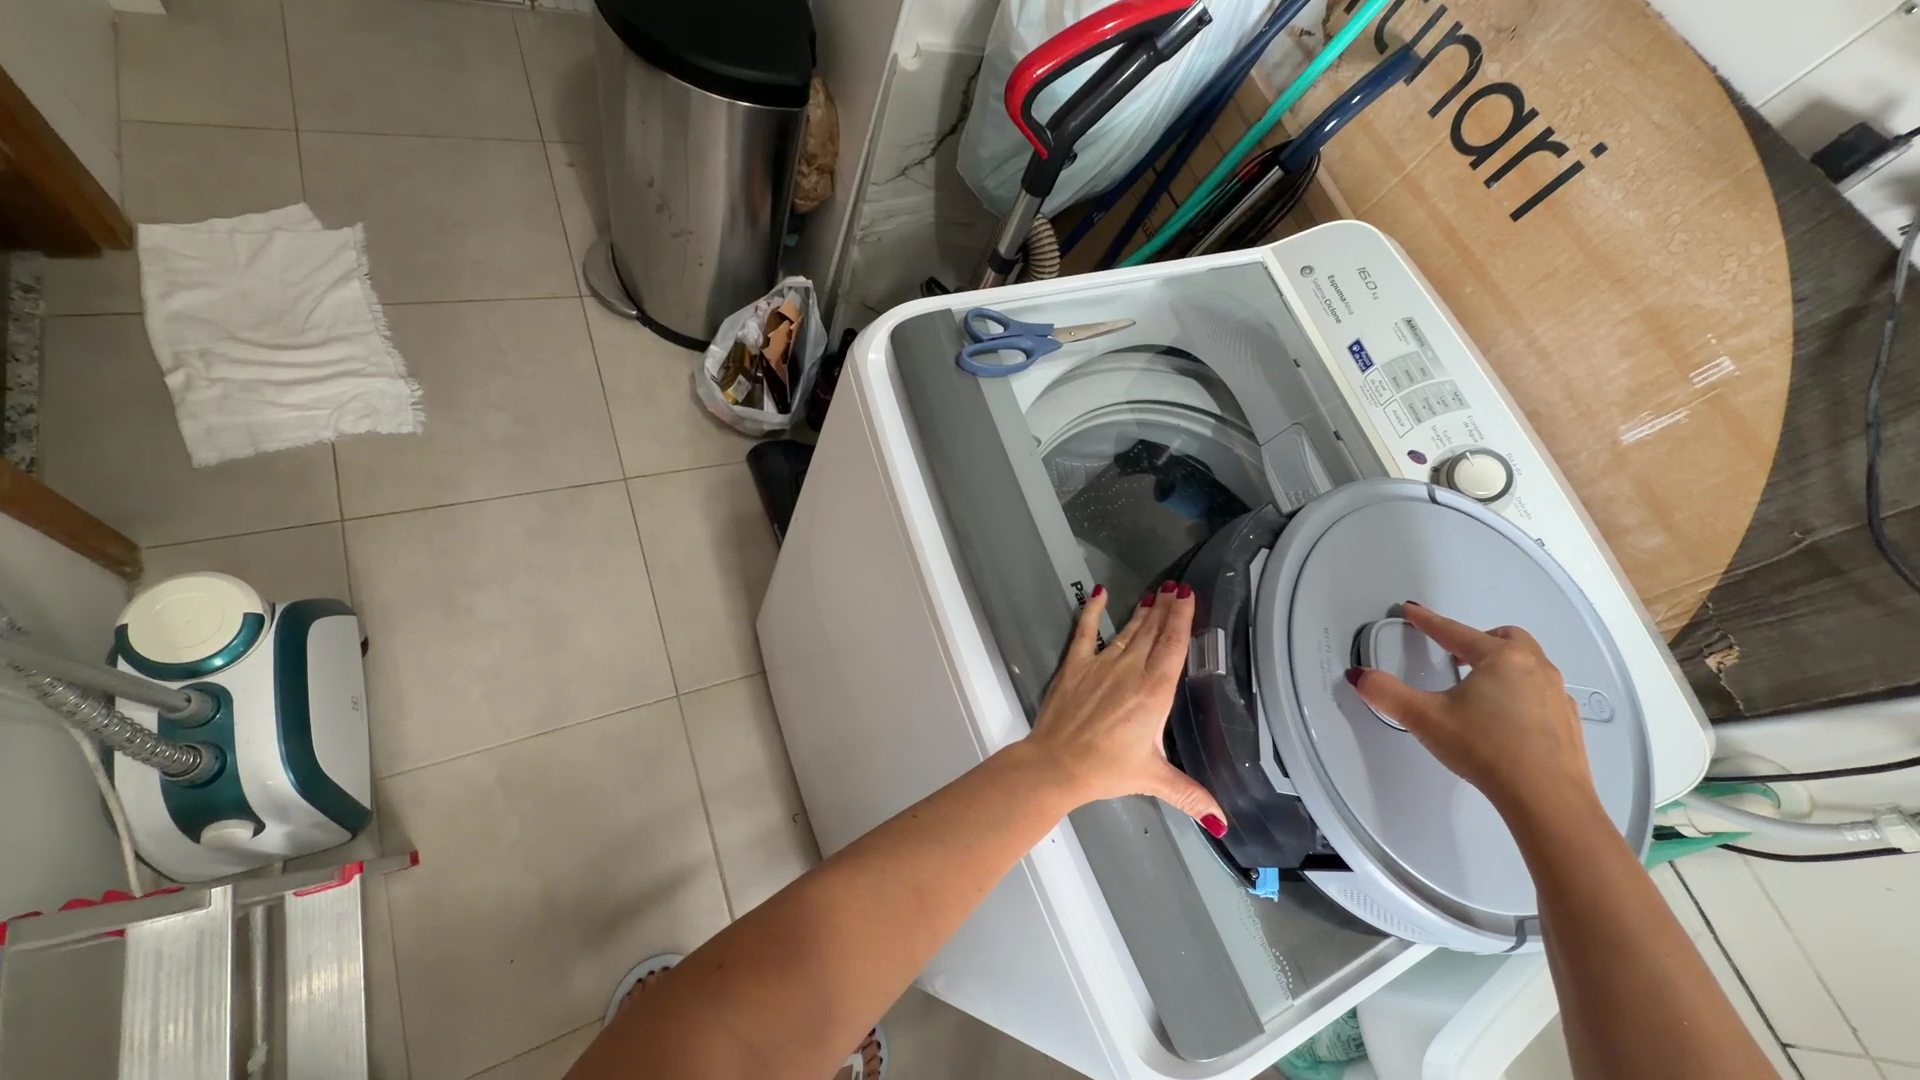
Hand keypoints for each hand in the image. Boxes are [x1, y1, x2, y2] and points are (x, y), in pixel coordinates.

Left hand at [1025, 582, 1228, 835]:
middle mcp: (1130, 671)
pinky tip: (1098, 593)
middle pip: (1153, 632)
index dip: (1182, 619)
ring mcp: (1100, 665)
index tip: (1188, 596)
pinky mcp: (1075, 665)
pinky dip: (1091, 611)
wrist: (1057, 764)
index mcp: (1154, 691)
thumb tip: (1223, 822)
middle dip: (1166, 608)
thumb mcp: (1153, 778)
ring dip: (1141, 611)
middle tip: (1176, 586)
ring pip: (1127, 631)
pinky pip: (1085, 632)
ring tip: (1155, 592)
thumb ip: (1190, 794)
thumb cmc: (1106, 769)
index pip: (1173, 646)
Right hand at [1352, 603, 1595, 818]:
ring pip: (1529, 663)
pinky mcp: (1568, 722)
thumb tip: (1362, 677)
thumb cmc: (1487, 750)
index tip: (1413, 612)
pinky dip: (1523, 692)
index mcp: (1500, 658)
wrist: (1545, 798)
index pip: (1454, 632)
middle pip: (1504, 638)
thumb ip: (1386, 693)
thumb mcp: (1424, 718)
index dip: (1428, 621)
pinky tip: (1507, 716)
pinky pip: (1543, 692)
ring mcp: (1557, 695)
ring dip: (1502, 665)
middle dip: (1477, 640)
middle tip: (1455, 654)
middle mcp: (1535, 668)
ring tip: (1480, 686)